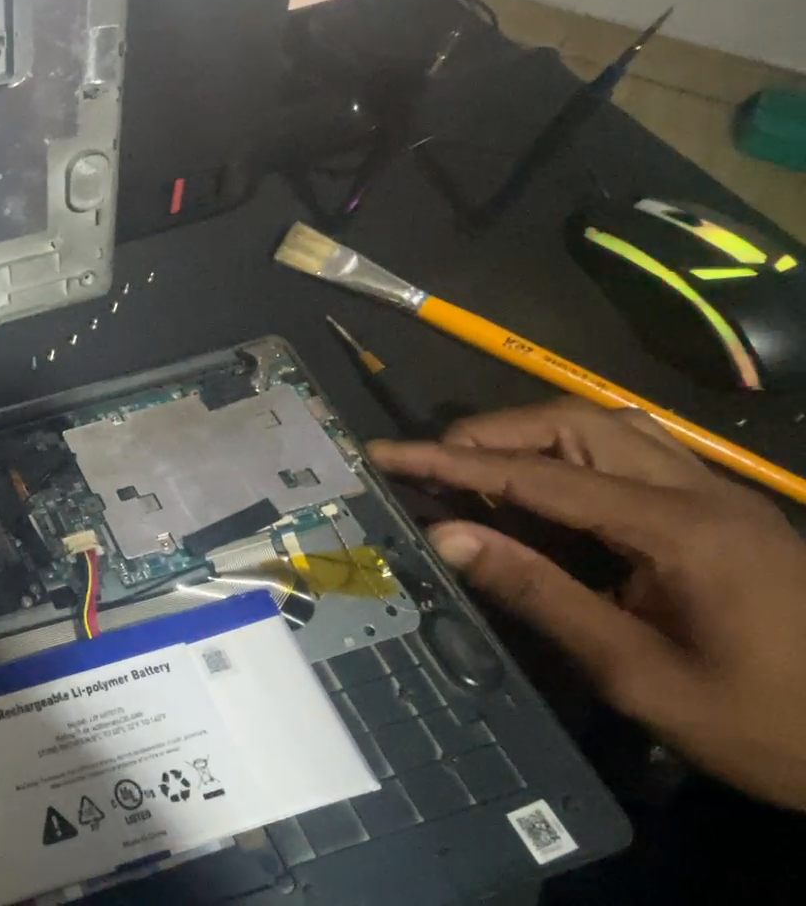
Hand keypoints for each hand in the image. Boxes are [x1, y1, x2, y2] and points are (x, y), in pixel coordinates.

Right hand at [370, 399, 805, 810]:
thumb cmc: (771, 727)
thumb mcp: (640, 676)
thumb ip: (540, 595)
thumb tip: (445, 536)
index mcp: (681, 530)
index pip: (537, 474)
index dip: (450, 461)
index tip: (384, 454)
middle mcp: (703, 494)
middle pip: (575, 424)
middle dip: (489, 435)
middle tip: (429, 468)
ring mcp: (721, 498)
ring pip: (607, 427)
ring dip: (530, 436)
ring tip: (474, 472)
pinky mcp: (726, 514)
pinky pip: (634, 452)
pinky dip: (570, 452)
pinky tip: (542, 490)